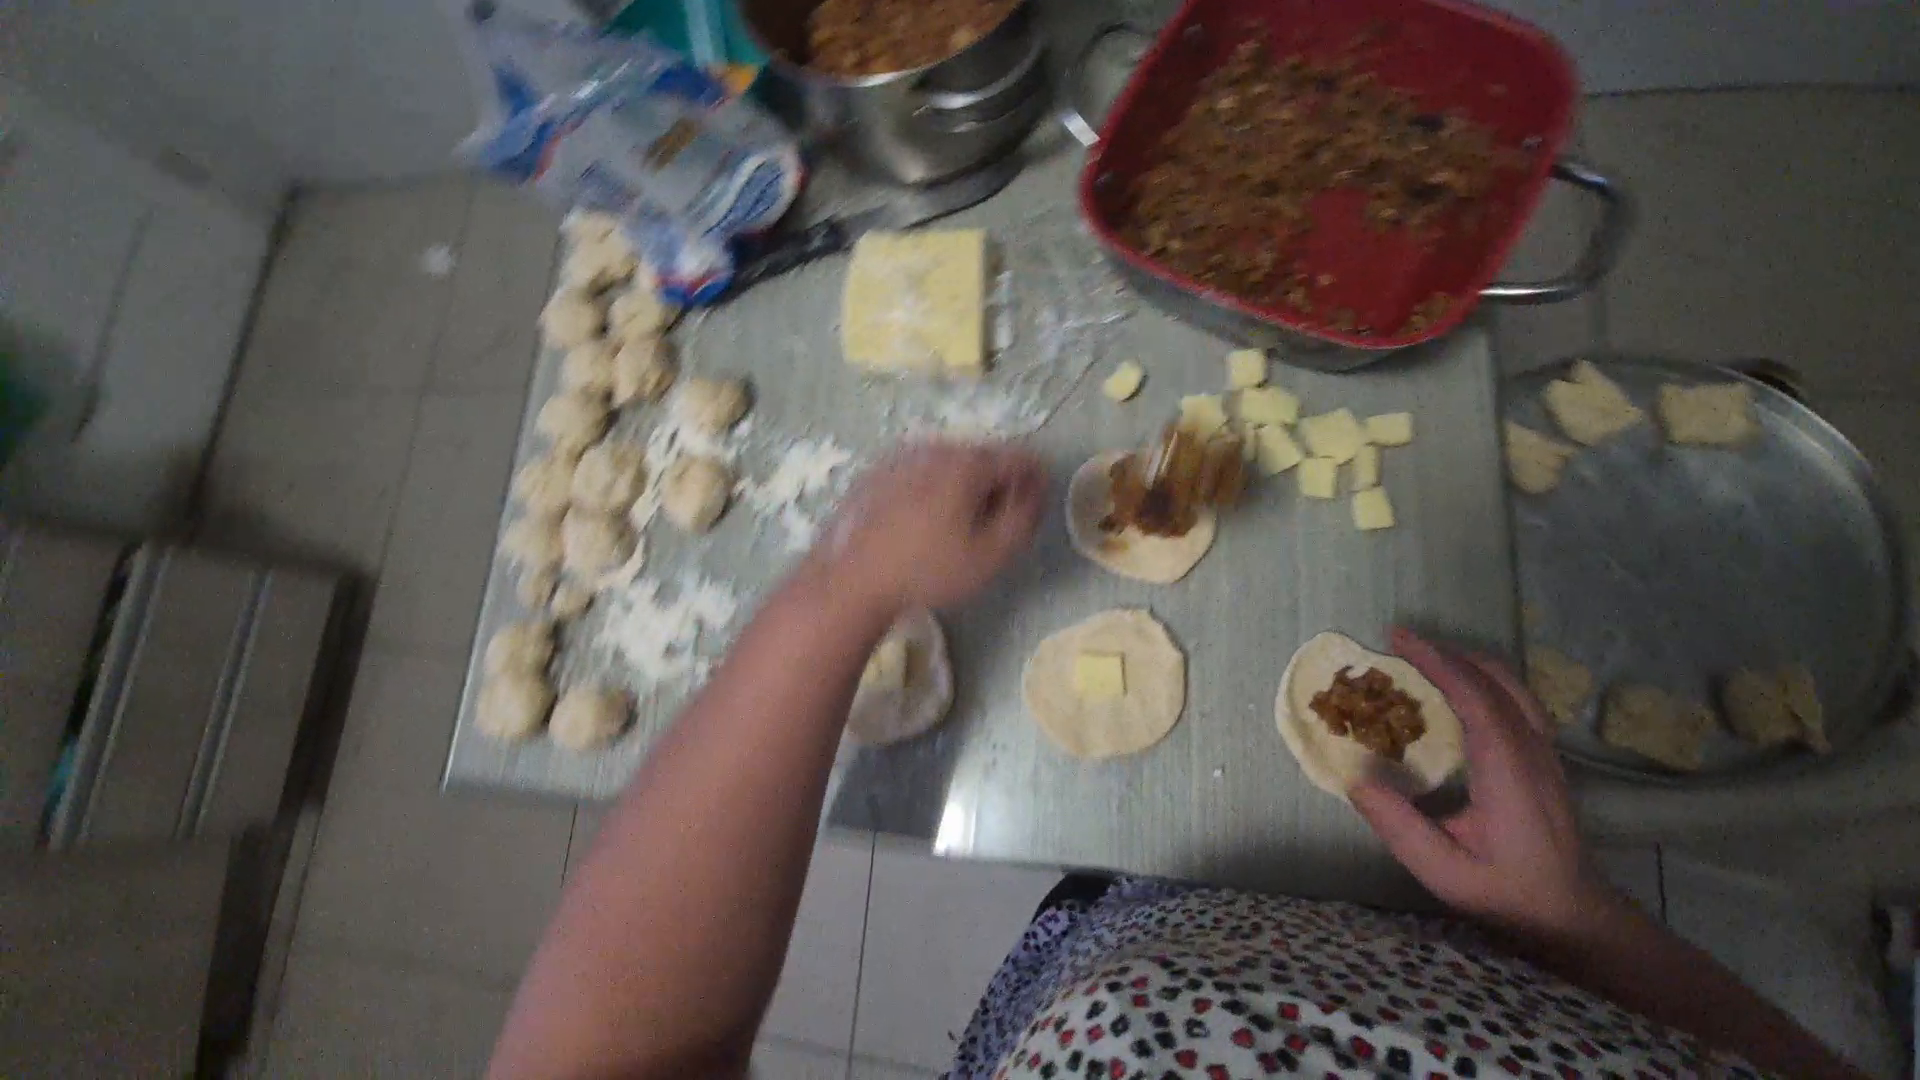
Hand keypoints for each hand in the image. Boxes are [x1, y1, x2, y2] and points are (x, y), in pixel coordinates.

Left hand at [813, 440, 1046, 613]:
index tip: (1034, 509)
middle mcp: (936, 448)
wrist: (851, 579)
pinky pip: (920, 475)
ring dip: (964, 488)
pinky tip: (922, 525)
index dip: (1035, 482)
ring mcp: (902, 457)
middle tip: (995, 526)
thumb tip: (1037, 491)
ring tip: (958, 529)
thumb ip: (1025, 517)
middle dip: (998, 485)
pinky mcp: (877, 472)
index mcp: (968, 462)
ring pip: (950, 465)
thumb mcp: (991, 555)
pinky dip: (932, 491)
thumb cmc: (927, 570)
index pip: (1021, 457)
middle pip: (984, 458)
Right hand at [1349, 628, 1621, 937]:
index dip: (1437, 663)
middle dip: (1448, 653)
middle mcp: (1532, 752)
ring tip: (1425, 658)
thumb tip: (1355, 780)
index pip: (1475, 698)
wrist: (1575, 918)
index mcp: (1509, 771)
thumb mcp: (1445, 873)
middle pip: (1497, 681)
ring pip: (1512, 687)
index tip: (1397, 639)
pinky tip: (1457, 689)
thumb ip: (1399, 827)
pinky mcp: (1544, 760)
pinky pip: (1516, 701)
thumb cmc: (1509, 893)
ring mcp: (1544, 754)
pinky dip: (1482, 681)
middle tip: (1401, 643)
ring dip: (1468, 663)